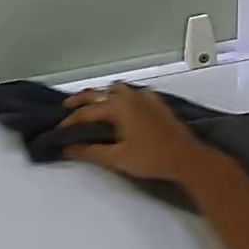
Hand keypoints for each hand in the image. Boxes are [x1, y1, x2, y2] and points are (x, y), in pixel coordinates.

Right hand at [62, 82, 248, 248]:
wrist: (189, 159)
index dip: (70, 122)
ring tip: (96, 106)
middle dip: (80, 100)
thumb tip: (67, 148)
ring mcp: (144, 97)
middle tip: (67, 108)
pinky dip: (124, 97)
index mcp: (116, 107)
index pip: (86, 112)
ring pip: (117, 88)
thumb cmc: (151, 159)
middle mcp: (128, 96)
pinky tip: (126, 107)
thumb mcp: (117, 158)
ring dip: (103, 95)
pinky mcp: (158, 103)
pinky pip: (135, 93)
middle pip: (97, 93)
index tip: (59, 131)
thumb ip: (90, 151)